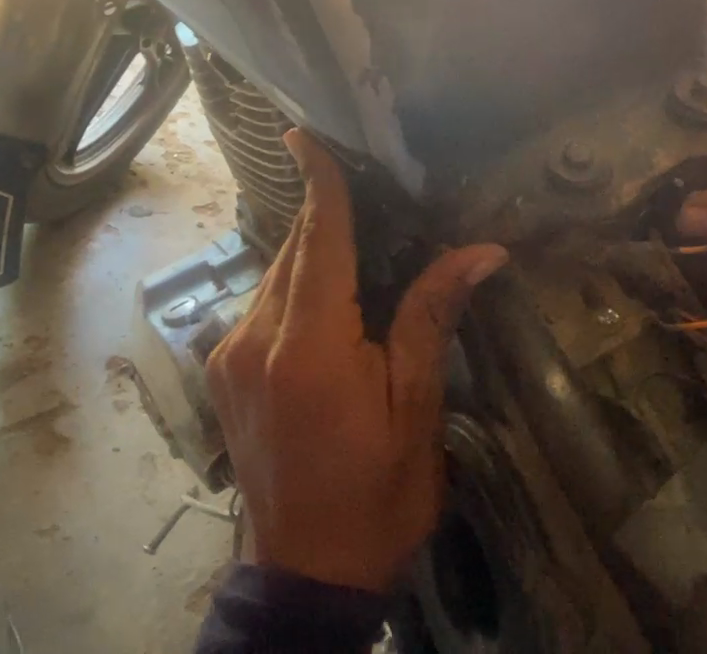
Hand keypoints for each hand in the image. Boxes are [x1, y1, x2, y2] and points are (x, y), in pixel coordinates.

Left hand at [205, 130, 508, 590]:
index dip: (318, 184)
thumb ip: (432, 317)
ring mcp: (230, 357)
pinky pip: (263, 306)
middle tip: (367, 185)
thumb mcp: (417, 406)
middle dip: (325, 214)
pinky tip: (332, 295)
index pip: (317, 240)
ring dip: (314, 251)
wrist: (307, 573)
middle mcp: (254, 339)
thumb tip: (482, 251)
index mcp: (308, 345)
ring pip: (275, 277)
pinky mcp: (224, 375)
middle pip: (294, 252)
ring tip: (361, 238)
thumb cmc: (376, 492)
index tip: (305, 134)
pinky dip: (298, 286)